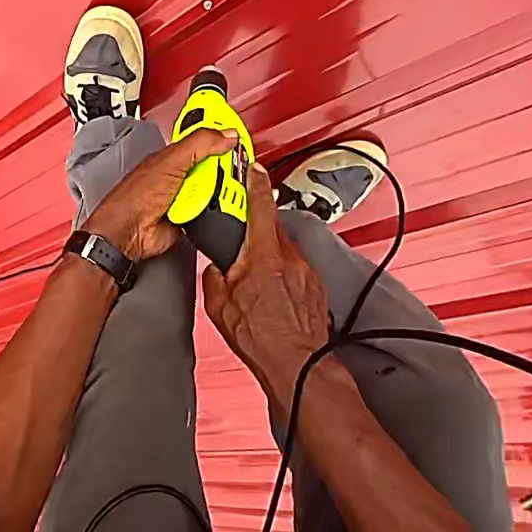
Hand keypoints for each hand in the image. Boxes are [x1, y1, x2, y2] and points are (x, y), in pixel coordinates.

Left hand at [82, 127, 238, 260]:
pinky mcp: (192, 217)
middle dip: (225, 168)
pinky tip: (212, 209)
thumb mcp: (171, 162)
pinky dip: (217, 211)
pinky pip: (215, 211)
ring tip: (213, 193)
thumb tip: (226, 133)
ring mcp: (187, 196)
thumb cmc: (134, 198)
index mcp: (175, 156)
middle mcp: (182, 174)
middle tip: (228, 170)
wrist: (128, 234)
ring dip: (220, 192)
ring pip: (218, 189)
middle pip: (217, 165)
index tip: (236, 133)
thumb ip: (199, 144)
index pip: (204, 138)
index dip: (220, 134)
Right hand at [201, 162, 334, 409]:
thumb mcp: (220, 306)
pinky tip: (276, 299)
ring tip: (260, 287)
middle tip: (244, 256)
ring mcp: (307, 271)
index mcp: (263, 256)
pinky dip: (285, 277)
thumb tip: (216, 269)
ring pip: (285, 252)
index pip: (260, 206)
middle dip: (257, 238)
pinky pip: (297, 270)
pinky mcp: (316, 285)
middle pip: (272, 231)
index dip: (255, 182)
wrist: (297, 364)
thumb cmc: (261, 338)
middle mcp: (289, 258)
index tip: (253, 167)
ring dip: (272, 260)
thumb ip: (215, 278)